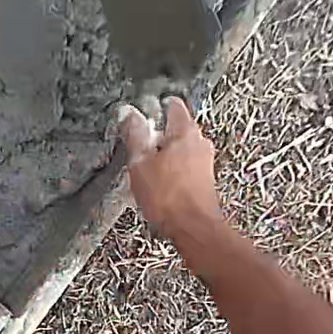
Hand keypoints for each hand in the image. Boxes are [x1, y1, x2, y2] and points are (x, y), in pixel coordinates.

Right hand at [115, 97, 222, 237]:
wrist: (193, 228)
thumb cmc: (168, 197)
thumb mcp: (140, 163)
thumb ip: (134, 135)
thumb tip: (128, 113)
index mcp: (185, 132)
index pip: (172, 105)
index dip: (154, 108)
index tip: (140, 118)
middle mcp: (199, 143)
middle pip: (175, 129)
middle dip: (156, 137)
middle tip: (138, 150)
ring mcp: (204, 162)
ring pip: (180, 150)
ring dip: (163, 156)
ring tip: (145, 172)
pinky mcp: (204, 181)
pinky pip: (184, 168)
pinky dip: (171, 171)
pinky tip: (158, 186)